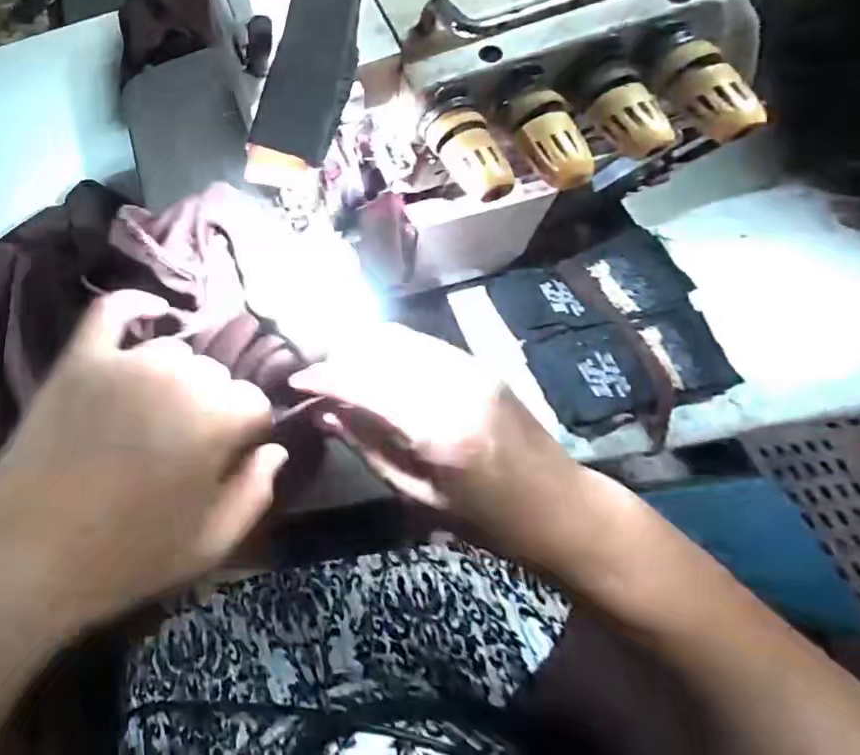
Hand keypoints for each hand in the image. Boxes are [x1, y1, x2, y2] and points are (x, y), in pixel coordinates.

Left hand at [0, 289, 288, 634]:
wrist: (27, 553)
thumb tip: (275, 449)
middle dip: (211, 405)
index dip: (245, 432)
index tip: (229, 455)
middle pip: (213, 374)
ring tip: (154, 414)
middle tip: (184, 443)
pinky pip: (112, 309)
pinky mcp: (80, 357)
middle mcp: (177, 376)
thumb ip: (255, 491)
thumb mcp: (209, 544)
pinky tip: (150, 311)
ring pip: (171, 351)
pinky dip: (135, 303)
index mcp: (216, 418)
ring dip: (174, 377)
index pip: (253, 403)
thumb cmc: (125, 558)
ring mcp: (124, 361)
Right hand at [289, 323, 600, 571]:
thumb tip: (322, 412)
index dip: (322, 378)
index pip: (362, 383)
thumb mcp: (419, 496)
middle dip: (335, 360)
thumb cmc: (489, 521)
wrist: (565, 509)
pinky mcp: (475, 362)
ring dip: (358, 349)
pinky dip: (385, 348)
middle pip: (374, 351)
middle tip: (314, 381)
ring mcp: (467, 367)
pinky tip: (372, 367)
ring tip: (338, 372)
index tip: (295, 383)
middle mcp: (451, 386)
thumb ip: (367, 447)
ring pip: (393, 338)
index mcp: (438, 429)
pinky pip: (416, 341)